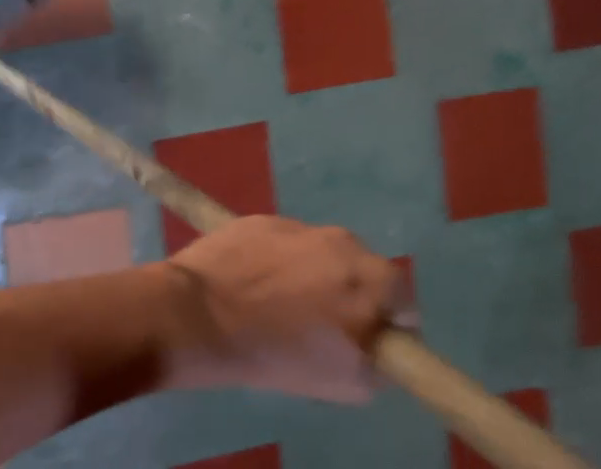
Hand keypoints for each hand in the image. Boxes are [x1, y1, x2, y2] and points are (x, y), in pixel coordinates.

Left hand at [155, 215, 407, 403]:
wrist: (200, 314)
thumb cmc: (281, 352)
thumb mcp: (354, 381)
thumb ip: (382, 360)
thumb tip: (379, 344)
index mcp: (374, 276)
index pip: (401, 302)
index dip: (387, 326)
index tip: (361, 342)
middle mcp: (340, 240)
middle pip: (358, 271)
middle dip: (347, 294)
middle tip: (319, 323)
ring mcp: (292, 224)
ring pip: (316, 254)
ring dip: (309, 274)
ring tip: (278, 302)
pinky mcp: (252, 219)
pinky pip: (278, 243)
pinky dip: (273, 259)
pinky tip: (252, 282)